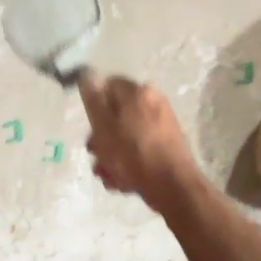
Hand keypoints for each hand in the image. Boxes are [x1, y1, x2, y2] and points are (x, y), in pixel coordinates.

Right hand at [79, 71, 201, 211]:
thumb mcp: (104, 128)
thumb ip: (94, 101)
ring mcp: (163, 123)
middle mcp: (153, 101)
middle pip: (117, 114)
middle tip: (97, 156)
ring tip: (109, 175)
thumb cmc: (133, 155)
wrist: (172, 186)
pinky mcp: (168, 143)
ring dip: (113, 154)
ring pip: (127, 134)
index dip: (94, 107)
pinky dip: (130, 160)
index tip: (90, 128)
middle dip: (102, 138)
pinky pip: (141, 146)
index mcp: (138, 93)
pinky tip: (124, 180)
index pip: (108, 86)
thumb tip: (87, 74)